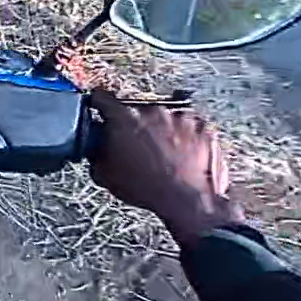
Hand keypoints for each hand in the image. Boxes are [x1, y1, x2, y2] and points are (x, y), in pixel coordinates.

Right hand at [87, 92, 243, 249]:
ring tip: (161, 154)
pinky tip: (180, 154)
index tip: (97, 106)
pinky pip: (189, 126)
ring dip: (160, 130)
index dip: (97, 103)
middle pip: (136, 110)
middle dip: (133, 125)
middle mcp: (152, 111)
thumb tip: (96, 147)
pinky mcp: (203, 128)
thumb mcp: (104, 175)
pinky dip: (184, 136)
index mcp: (123, 118)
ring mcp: (180, 118)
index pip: (102, 98)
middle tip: (133, 146)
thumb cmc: (147, 189)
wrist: (189, 203)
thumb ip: (96, 152)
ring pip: (164, 118)